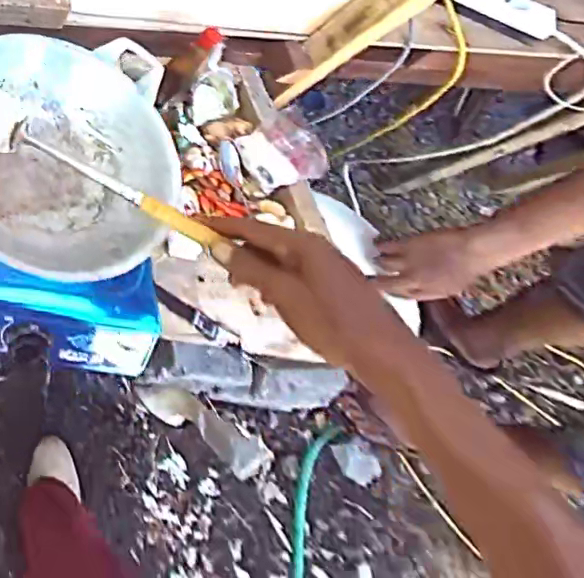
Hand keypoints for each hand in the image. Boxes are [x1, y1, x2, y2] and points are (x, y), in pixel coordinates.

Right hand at [198, 209, 421, 372]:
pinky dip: (273, 280)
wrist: (389, 358)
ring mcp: (326, 264)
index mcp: (301, 244)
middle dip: (237, 250)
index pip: (250, 227)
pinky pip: (292, 272)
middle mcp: (314, 247)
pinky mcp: (333, 283)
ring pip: (277, 258)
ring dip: (255, 268)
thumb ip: (249, 268)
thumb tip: (218, 246)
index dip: (219, 226)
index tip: (193, 224)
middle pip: (264, 240)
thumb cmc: (333, 324)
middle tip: (214, 264)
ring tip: (241, 288)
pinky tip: (269, 299)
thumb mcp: (282, 295)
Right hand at [373, 227, 497, 299]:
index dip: (390, 292)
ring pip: (381, 263)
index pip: (401, 295)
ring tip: (376, 257)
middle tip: (369, 278)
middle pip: (385, 283)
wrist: (474, 250)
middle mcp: (414, 281)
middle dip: (376, 281)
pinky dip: (378, 246)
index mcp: (428, 293)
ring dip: (378, 261)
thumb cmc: (470, 268)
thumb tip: (416, 285)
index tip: (384, 288)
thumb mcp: (453, 286)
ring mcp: (408, 263)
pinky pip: (383, 247)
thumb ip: (431, 288)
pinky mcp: (404, 246)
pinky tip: (377, 244)